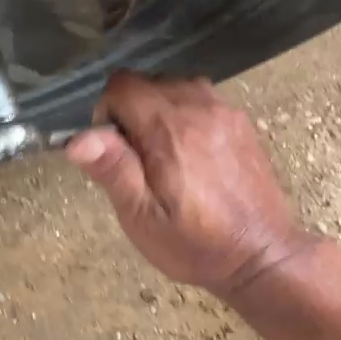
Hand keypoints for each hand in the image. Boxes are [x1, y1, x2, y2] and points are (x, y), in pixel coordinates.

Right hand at [66, 73, 316, 300]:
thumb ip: (112, 170)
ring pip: (174, 86)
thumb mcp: (141, 217)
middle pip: (146, 82)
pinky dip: (184, 114)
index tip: (115, 151)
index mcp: (169, 130)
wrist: (262, 258)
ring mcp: (226, 112)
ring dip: (158, 110)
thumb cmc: (193, 244)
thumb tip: (78, 139)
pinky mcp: (241, 122)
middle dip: (131, 111)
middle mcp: (199, 109)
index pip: (121, 86)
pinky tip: (190, 154)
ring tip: (162, 154)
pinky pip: (201, 98)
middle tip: (137, 159)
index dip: (107, 113)